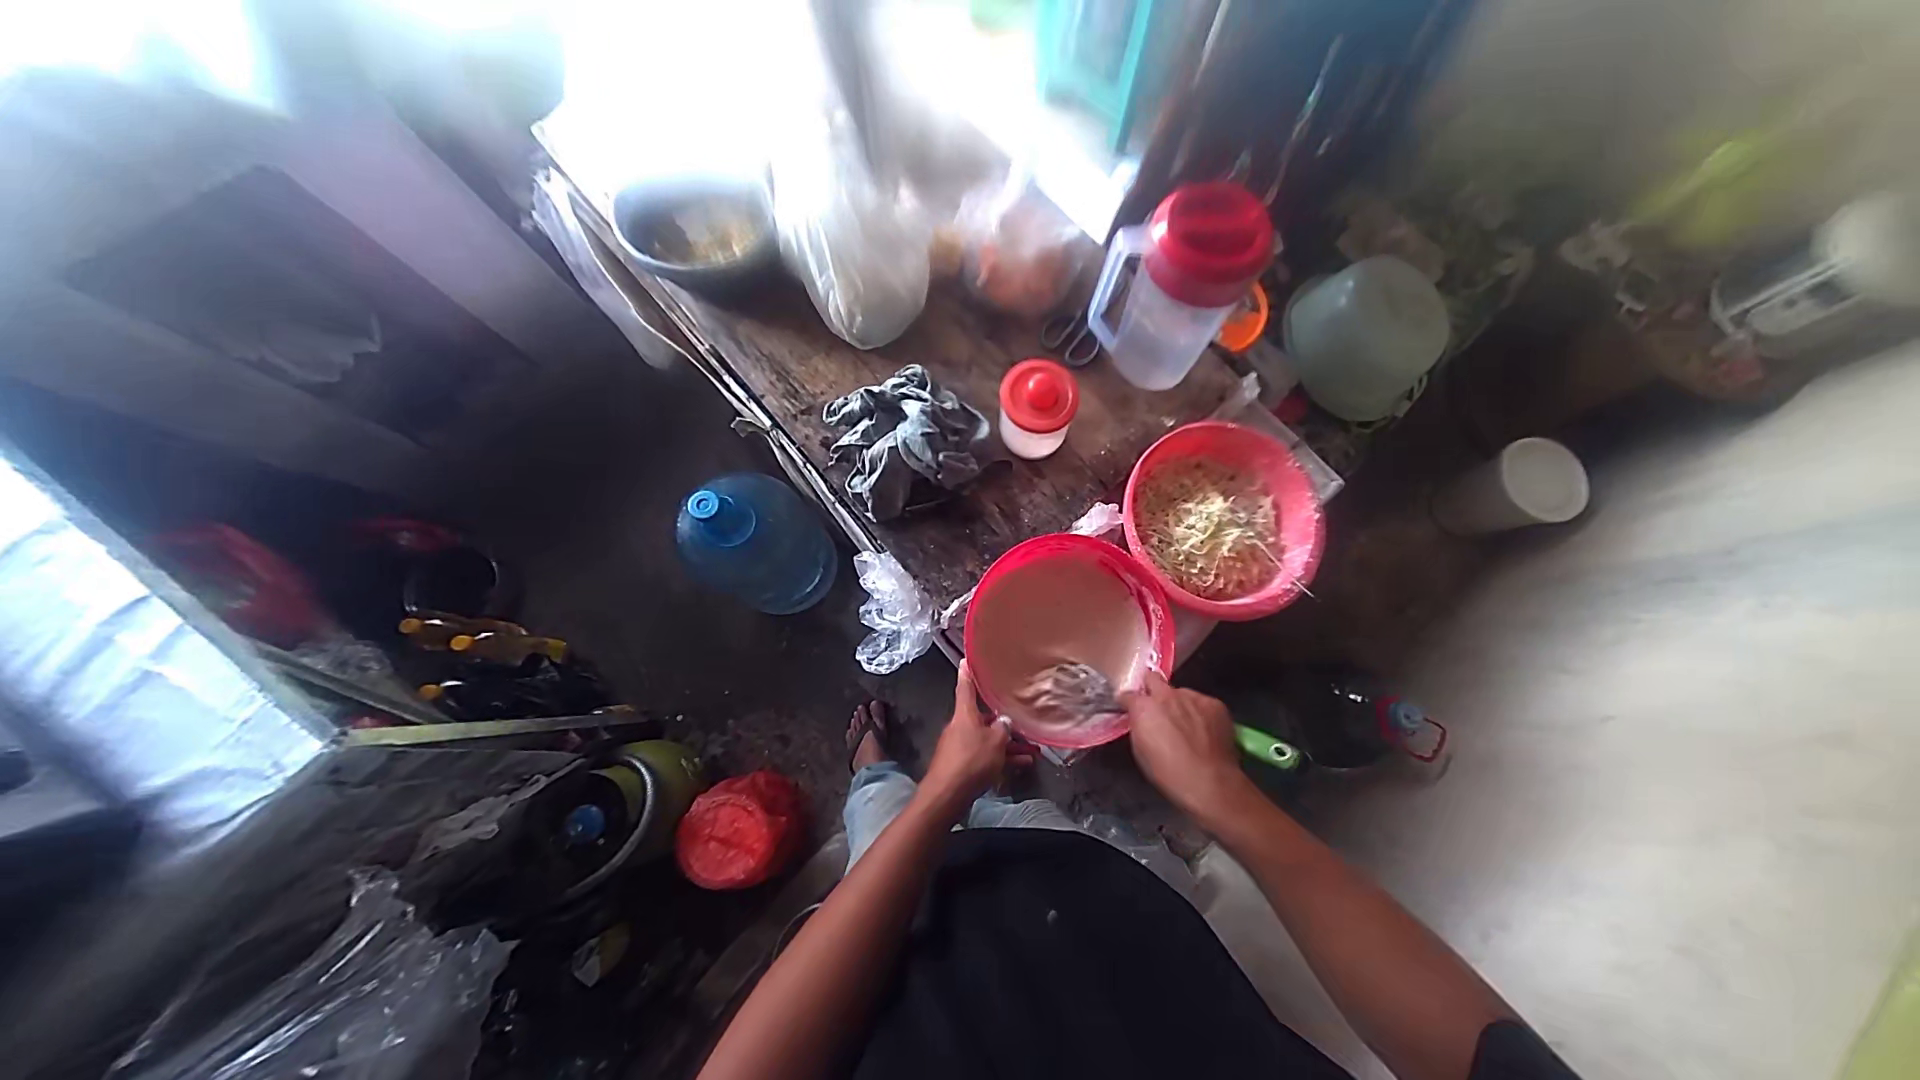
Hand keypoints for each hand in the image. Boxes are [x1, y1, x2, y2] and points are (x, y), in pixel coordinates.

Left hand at [918, 662, 1022, 818]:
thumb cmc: (971, 761)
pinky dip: (1001, 757)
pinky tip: (1021, 763)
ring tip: (1033, 750)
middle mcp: (961, 725)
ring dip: (1008, 743)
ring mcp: (960, 745)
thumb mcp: (995, 742)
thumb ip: (1003, 728)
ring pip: (988, 738)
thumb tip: (1005, 721)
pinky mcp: (963, 763)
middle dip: (1004, 721)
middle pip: (983, 717)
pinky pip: (986, 754)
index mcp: (964, 714)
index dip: (968, 672)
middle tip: (1023, 720)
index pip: (966, 686)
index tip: (967, 659)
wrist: (947, 795)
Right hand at [1121, 672, 1258, 828]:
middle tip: (1156, 708)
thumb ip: (1138, 726)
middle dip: (1151, 690)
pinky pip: (1201, 702)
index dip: (1129, 703)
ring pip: (1180, 693)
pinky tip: (1203, 730)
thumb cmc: (1168, 774)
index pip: (1128, 694)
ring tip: (1186, 726)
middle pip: (1153, 679)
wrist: (1211, 784)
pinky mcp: (1215, 704)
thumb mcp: (1140, 751)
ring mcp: (1193, 697)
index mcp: (1144, 707)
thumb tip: (1140, 719)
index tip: (1131, 710)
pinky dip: (1199, 712)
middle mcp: (1167, 695)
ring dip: (1179, 704)